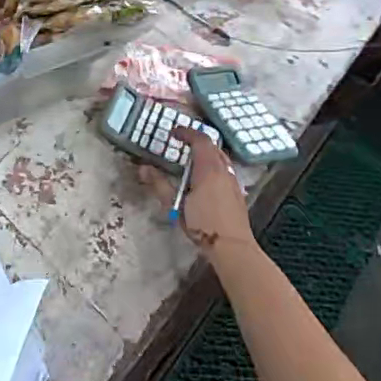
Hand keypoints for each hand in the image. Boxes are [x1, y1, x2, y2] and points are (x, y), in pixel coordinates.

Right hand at [140, 128, 254, 257]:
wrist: (232, 247)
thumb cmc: (202, 224)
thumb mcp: (176, 205)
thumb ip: (160, 184)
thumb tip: (143, 168)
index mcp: (208, 169)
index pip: (200, 140)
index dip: (187, 133)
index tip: (173, 133)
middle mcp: (224, 170)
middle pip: (213, 146)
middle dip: (197, 141)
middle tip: (182, 143)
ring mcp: (233, 181)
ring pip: (221, 158)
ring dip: (207, 153)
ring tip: (192, 159)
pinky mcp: (237, 193)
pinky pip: (226, 169)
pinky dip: (214, 164)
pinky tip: (206, 179)